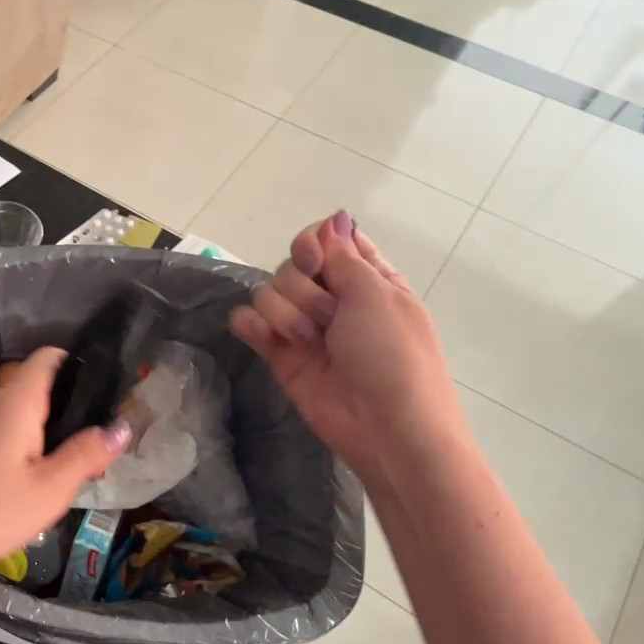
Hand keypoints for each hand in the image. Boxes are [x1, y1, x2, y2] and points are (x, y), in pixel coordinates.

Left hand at [0, 347, 130, 623]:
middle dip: (71, 406)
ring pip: (22, 413)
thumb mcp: (51, 489)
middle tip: (101, 440)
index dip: (78, 363)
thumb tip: (122, 426)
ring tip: (80, 464)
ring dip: (51, 430)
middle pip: (37, 386)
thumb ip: (87, 454)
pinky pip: (5, 432)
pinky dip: (29, 444)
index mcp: (14, 405)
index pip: (46, 358)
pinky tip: (42, 478)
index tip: (106, 388)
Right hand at [230, 210, 462, 476]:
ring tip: (306, 340)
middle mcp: (333, 299)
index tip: (318, 262)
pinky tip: (264, 336)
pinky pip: (249, 323)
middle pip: (292, 266)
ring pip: (268, 292)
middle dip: (301, 286)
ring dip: (283, 311)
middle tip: (327, 316)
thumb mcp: (376, 295)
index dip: (315, 244)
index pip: (328, 241)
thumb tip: (333, 217)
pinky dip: (251, 324)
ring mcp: (304, 327)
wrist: (386, 426)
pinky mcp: (279, 354)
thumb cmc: (394, 356)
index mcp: (367, 279)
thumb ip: (343, 256)